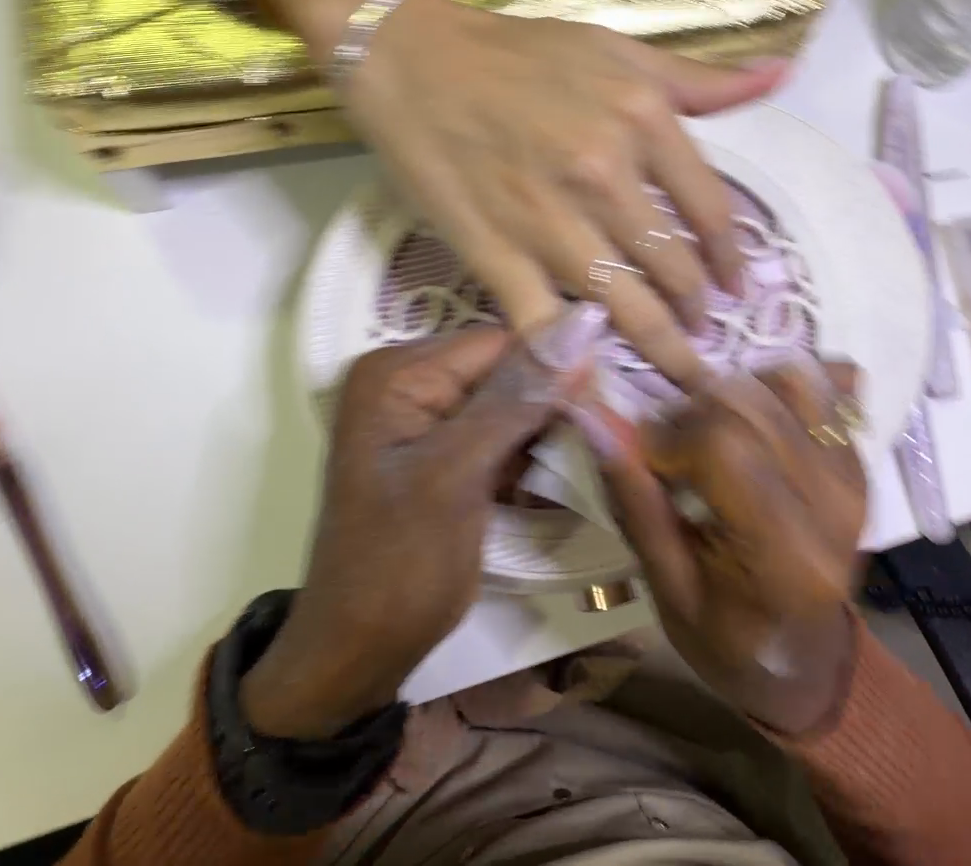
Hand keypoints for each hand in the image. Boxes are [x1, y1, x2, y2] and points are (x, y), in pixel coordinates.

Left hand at [240, 326, 572, 738]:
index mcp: (396, 372)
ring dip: (548, 435)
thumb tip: (581, 321)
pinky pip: (501, 439)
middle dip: (553, 404)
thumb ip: (517, 397)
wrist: (359, 650)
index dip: (557, 366)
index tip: (610, 402)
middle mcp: (407, 384)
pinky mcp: (445, 458)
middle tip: (603, 440)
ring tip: (586, 464)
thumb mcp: (456, 473)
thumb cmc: (399, 563)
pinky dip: (530, 460)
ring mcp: (425, 423)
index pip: (499, 342)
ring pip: (511, 407)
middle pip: (506, 372)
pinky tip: (554, 484)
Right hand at [345, 0, 787, 387]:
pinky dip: (573, 366)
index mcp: (642, 121)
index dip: (733, 261)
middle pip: (675, 270)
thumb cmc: (518, 55)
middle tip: (707, 335)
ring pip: (626, 309)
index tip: (738, 289)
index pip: (712, 213)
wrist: (414, 63)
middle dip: (700, 313)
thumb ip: (699, 78)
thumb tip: (779, 75)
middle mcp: (605, 177)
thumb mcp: (617, 50)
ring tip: (685, 371)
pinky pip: (546, 327)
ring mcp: (550, 225)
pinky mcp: (498, 258)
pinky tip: (600, 388)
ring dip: (664, 350)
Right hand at [583, 359, 868, 733]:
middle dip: (692, 411)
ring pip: (786, 379)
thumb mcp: (668, 588)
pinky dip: (780, 386)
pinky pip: (826, 384)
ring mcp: (855, 473)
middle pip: (751, 403)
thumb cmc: (728, 638)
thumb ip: (637, 502)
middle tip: (671, 449)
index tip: (645, 459)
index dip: (668, 435)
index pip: (723, 445)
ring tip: (710, 434)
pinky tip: (754, 417)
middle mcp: (833, 502)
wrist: (807, 658)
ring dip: (734, 393)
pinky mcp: (859, 457)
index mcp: (785, 553)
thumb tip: (594, 418)